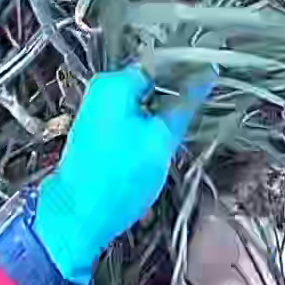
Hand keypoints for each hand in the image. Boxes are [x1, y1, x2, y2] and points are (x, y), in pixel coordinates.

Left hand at [33, 65, 211, 284]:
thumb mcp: (162, 138)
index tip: (208, 77)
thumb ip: (186, 104)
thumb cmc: (115, 181)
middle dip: (175, 92)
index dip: (189, 71)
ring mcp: (97, 108)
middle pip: (151, 80)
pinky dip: (146, 121)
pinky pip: (130, 113)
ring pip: (142, 98)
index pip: (163, 63)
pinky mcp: (97, 128)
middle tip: (197, 105)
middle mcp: (102, 90)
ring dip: (161, 109)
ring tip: (179, 125)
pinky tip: (159, 138)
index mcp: (115, 83)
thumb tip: (204, 78)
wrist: (76, 221)